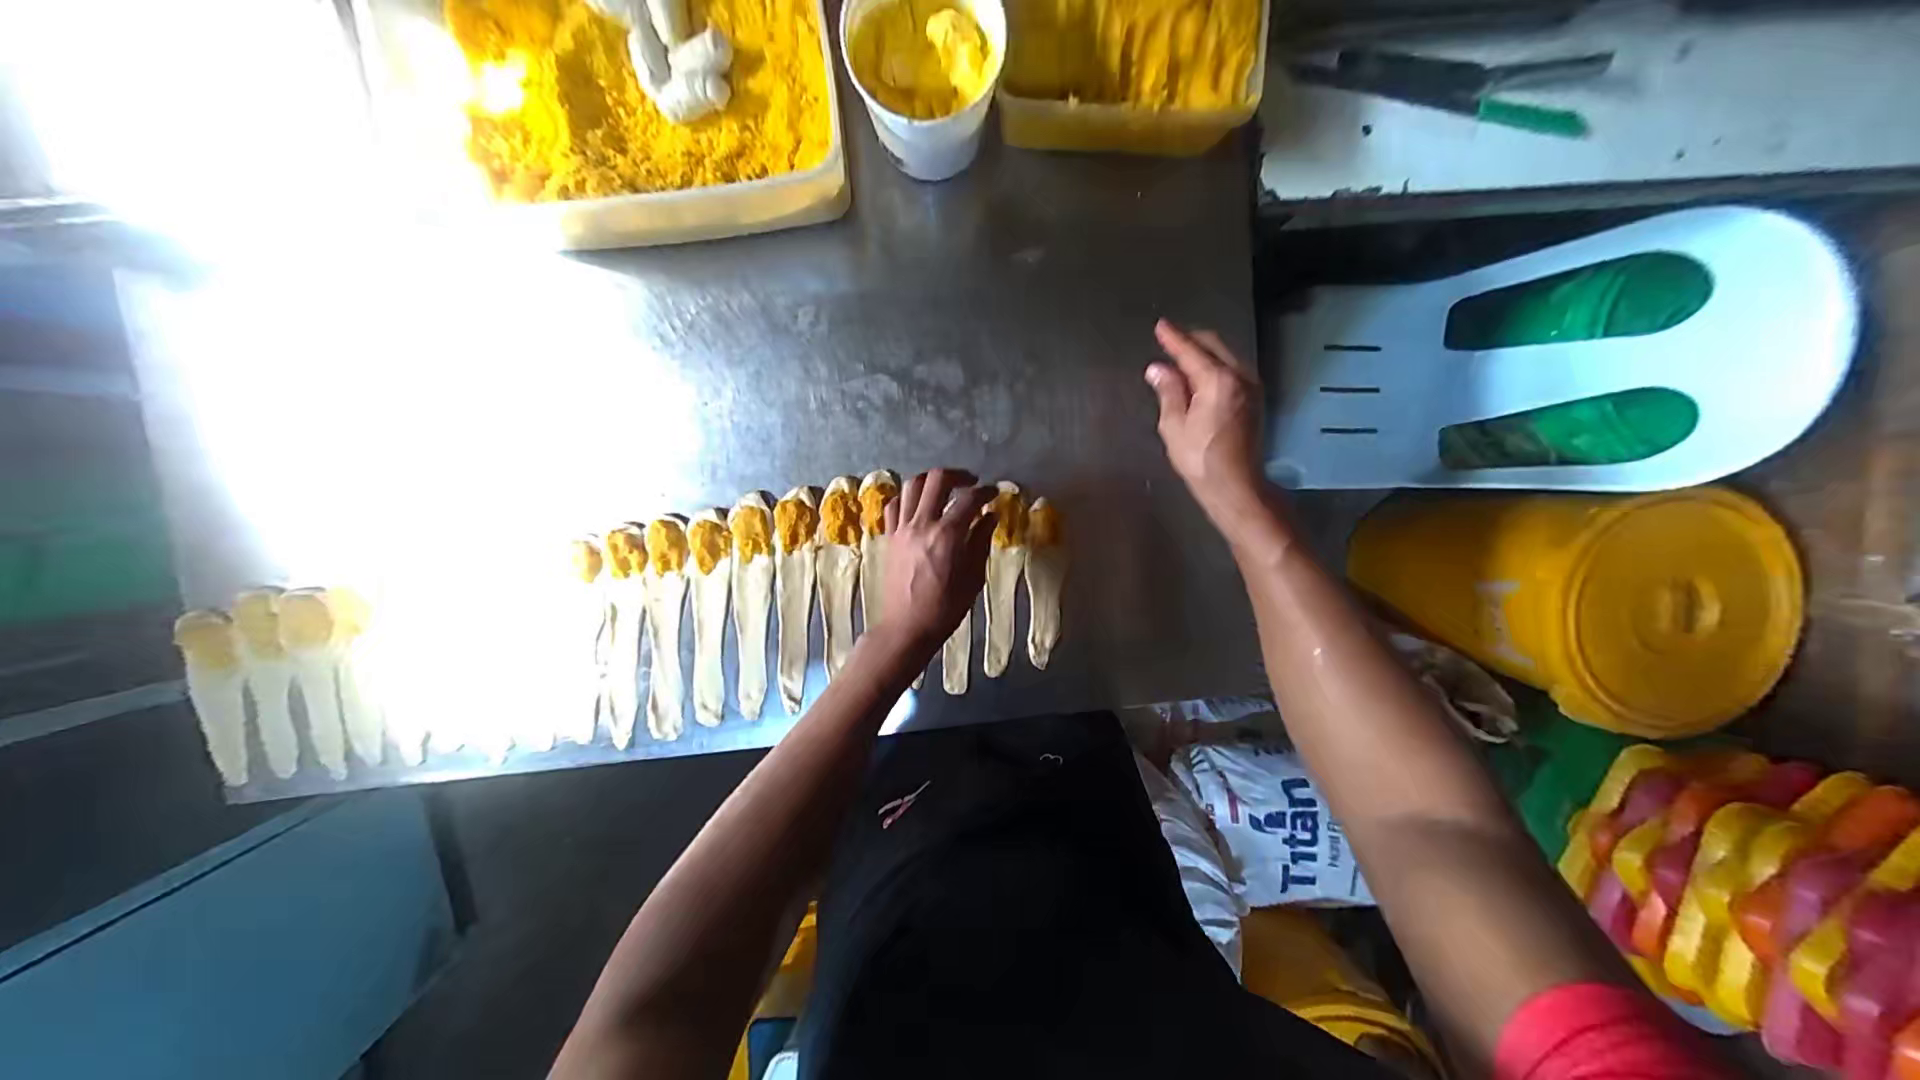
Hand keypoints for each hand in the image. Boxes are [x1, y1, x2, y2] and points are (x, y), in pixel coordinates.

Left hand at [872, 468, 994, 658]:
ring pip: (912, 486)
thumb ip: (980, 542)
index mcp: (947, 535)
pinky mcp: (889, 537)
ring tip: (944, 489)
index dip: (986, 492)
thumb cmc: (945, 608)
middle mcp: (922, 524)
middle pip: (937, 480)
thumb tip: (990, 517)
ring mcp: (902, 529)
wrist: (907, 627)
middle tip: (971, 483)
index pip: (970, 499)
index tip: (994, 493)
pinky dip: (907, 498)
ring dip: (931, 481)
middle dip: (958, 475)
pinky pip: (894, 506)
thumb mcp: (973, 577)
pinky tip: (918, 505)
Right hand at [1146, 319, 1267, 525]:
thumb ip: (1168, 391)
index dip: (1173, 338)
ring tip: (1180, 359)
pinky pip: (1233, 369)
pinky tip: (1199, 376)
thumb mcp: (1174, 426)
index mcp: (1218, 381)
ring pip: (1226, 355)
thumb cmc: (1200, 460)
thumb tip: (1158, 369)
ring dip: (1203, 352)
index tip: (1160, 326)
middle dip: (1190, 340)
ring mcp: (1251, 387)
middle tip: (1169, 340)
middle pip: (1214, 345)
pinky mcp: (1255, 399)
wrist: (1236, 486)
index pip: (1191, 350)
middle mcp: (1240, 377)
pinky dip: (1214, 365)